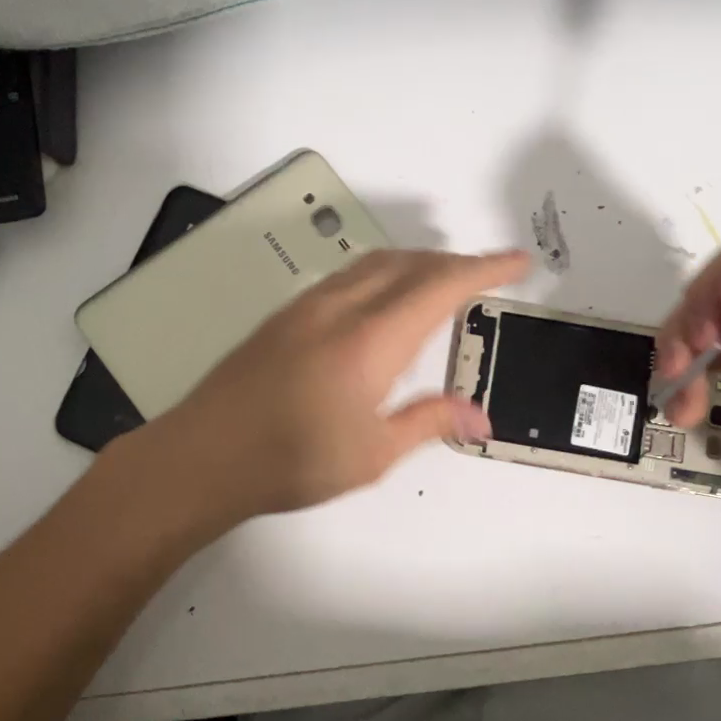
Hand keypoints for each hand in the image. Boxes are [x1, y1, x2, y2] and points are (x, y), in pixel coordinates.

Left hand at [136, 249, 528, 524]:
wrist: (203, 455)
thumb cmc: (293, 460)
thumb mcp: (372, 453)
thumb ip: (428, 422)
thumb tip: (481, 416)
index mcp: (372, 338)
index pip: (440, 285)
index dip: (484, 269)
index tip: (518, 261)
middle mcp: (341, 307)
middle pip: (408, 263)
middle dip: (453, 262)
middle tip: (486, 275)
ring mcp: (306, 307)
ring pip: (373, 263)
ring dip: (415, 263)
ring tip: (440, 281)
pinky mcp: (283, 317)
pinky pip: (346, 276)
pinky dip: (381, 273)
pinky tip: (381, 300)